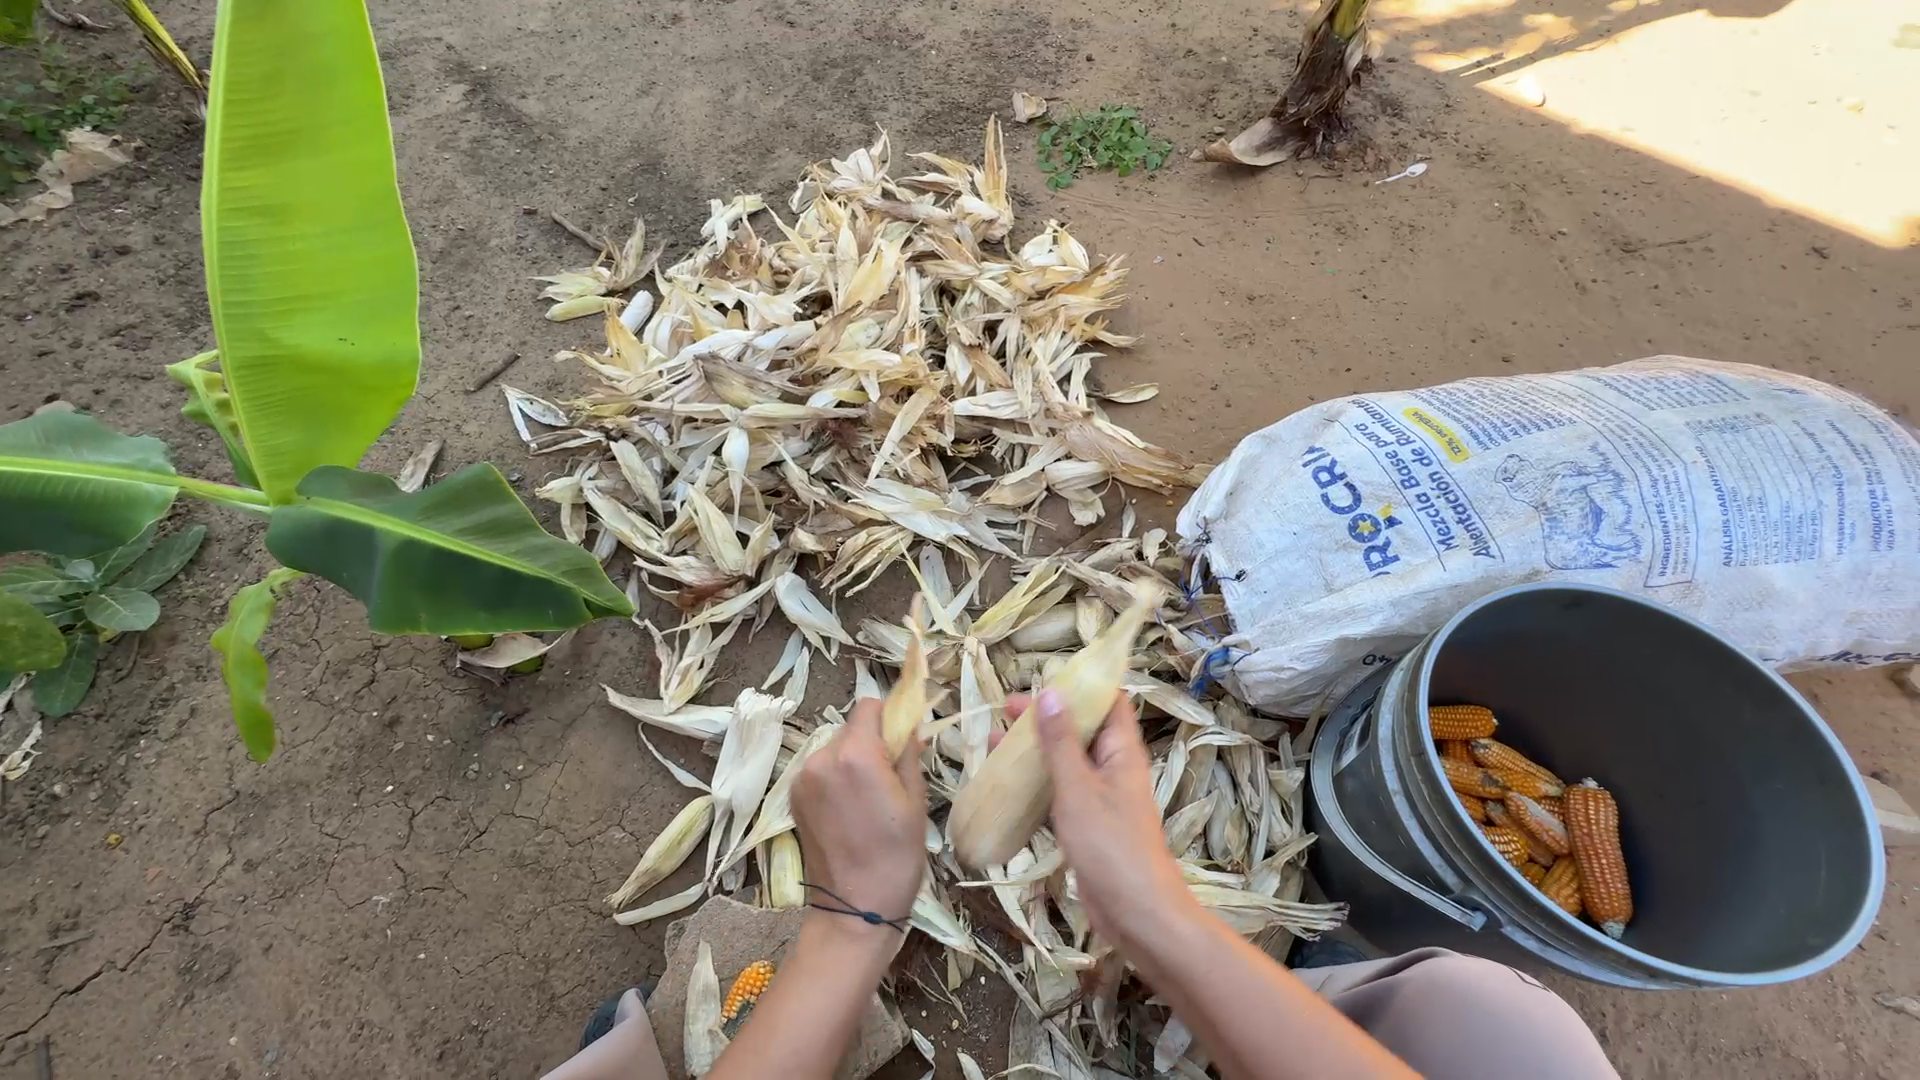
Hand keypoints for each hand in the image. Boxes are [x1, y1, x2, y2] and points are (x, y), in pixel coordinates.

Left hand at [791, 697, 927, 933]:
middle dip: (871, 742)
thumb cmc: (896, 855)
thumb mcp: (915, 799)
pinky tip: (848, 810)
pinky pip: (820, 771)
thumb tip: (907, 725)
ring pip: (834, 749)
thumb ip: (908, 752)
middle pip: (850, 728)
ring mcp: (802, 779)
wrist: (855, 909)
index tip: (901, 743)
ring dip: (852, 761)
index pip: (869, 707)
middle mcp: (821, 759)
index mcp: (854, 755)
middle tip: (888, 779)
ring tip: (867, 800)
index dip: (888, 718)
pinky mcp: (793, 798)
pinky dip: (835, 778)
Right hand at [1017, 688, 1197, 950]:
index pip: (1109, 702)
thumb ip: (1061, 741)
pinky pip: (1059, 794)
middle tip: (1005, 711)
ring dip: (1035, 752)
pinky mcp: (1088, 826)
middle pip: (1080, 730)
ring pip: (1066, 763)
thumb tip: (1049, 692)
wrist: (1138, 914)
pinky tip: (1008, 787)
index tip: (1043, 679)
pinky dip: (1036, 786)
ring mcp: (1102, 799)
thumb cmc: (1111, 845)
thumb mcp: (1078, 787)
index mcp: (1121, 751)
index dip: (1081, 686)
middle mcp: (1113, 768)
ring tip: (995, 743)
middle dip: (1045, 718)